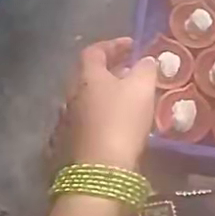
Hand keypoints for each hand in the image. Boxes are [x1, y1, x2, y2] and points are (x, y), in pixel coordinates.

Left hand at [61, 38, 157, 171]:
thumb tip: (146, 60)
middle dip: (112, 71)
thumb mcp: (142, 88)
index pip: (95, 51)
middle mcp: (71, 94)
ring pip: (89, 99)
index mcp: (86, 76)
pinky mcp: (71, 143)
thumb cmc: (121, 120)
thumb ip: (145, 69)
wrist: (100, 170)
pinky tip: (119, 124)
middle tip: (133, 72)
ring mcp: (68, 120)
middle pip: (90, 75)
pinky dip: (104, 115)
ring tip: (129, 99)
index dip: (114, 45)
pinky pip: (89, 120)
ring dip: (107, 95)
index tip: (133, 46)